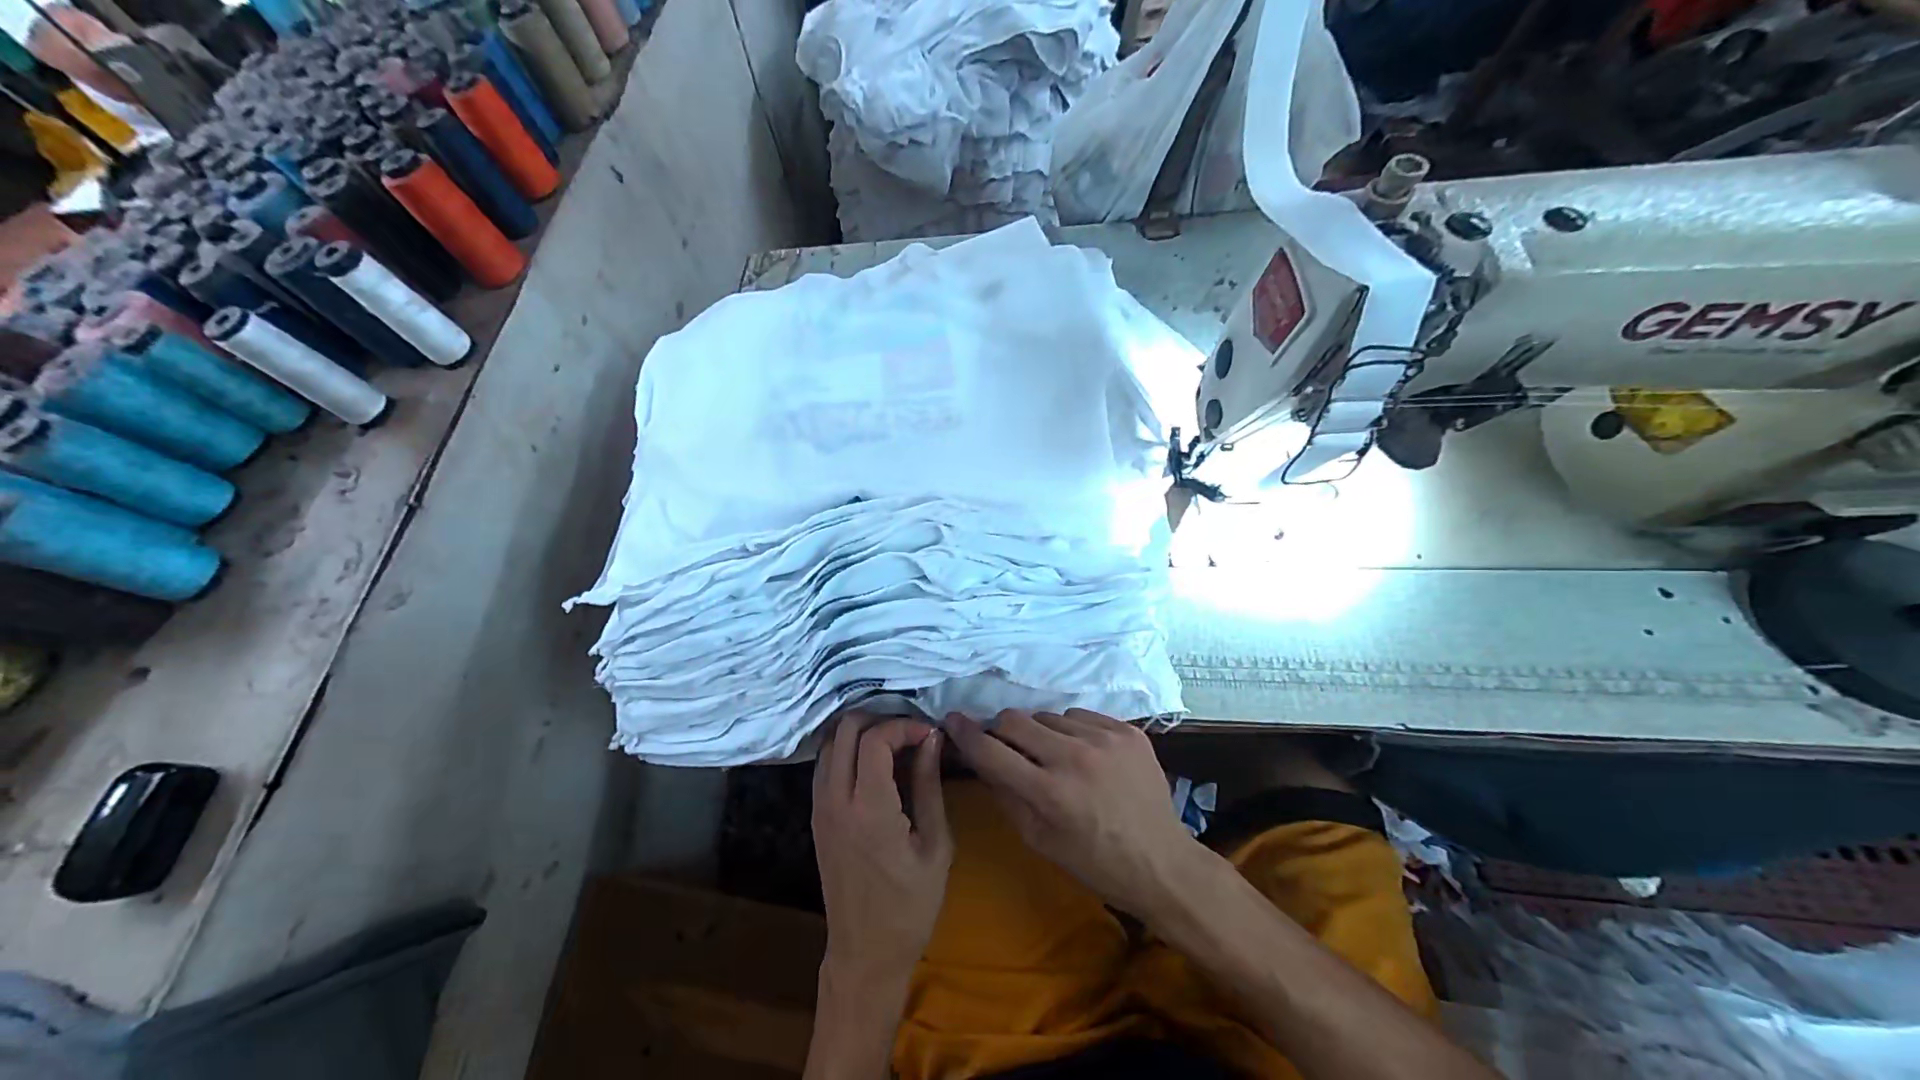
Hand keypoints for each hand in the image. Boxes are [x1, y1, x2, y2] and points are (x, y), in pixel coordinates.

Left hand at [812, 713, 951, 987]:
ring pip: (831, 742)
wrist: (865, 952)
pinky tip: (875, 764)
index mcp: (868, 809)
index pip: (875, 738)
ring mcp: (819, 807)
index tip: (930, 736)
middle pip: (845, 729)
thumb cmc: (910, 905)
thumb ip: (930, 785)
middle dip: (881, 719)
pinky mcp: (815, 815)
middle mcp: (835, 800)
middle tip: (912, 734)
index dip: (905, 726)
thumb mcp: (935, 845)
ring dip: (861, 732)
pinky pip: (826, 763)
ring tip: (896, 745)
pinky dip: (848, 750)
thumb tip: (932, 738)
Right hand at [945, 709, 1201, 917]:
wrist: (1162, 862)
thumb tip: (981, 758)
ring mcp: (1106, 740)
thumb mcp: (1039, 840)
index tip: (952, 720)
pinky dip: (1074, 732)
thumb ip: (1005, 795)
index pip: (992, 751)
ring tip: (1057, 759)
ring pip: (1049, 716)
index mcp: (1049, 792)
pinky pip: (1082, 716)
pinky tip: (1086, 756)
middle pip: (1016, 719)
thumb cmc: (1094, 862)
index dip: (965, 733)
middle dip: (1003, 731)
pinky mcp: (1128, 732)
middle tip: (1009, 748)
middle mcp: (1075, 757)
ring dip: (1042, 733)